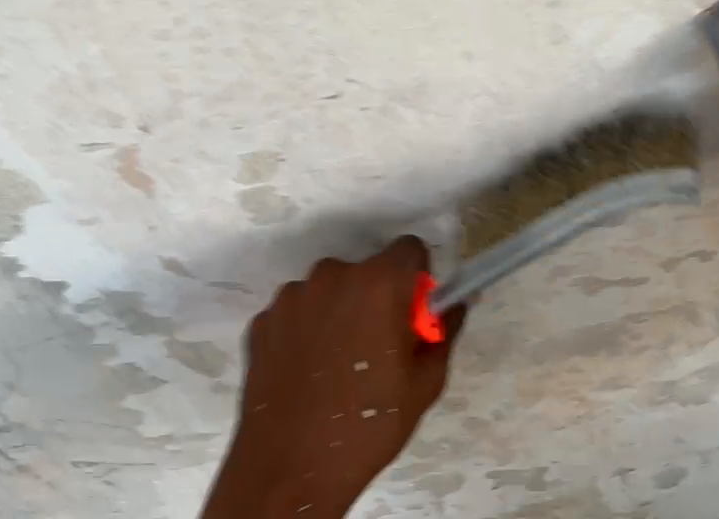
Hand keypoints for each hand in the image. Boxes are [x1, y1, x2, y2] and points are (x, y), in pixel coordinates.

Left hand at [203, 236, 465, 517]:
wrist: (289, 470)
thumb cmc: (368, 425)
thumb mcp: (425, 383)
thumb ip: (444, 332)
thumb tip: (454, 305)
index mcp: (380, 283)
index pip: (410, 249)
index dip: (417, 278)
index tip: (413, 313)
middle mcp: (334, 275)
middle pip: (367, 270)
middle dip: (377, 297)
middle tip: (377, 347)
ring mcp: (293, 296)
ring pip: (330, 290)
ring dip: (340, 311)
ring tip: (338, 364)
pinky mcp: (264, 319)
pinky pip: (298, 311)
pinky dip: (306, 330)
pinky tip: (308, 372)